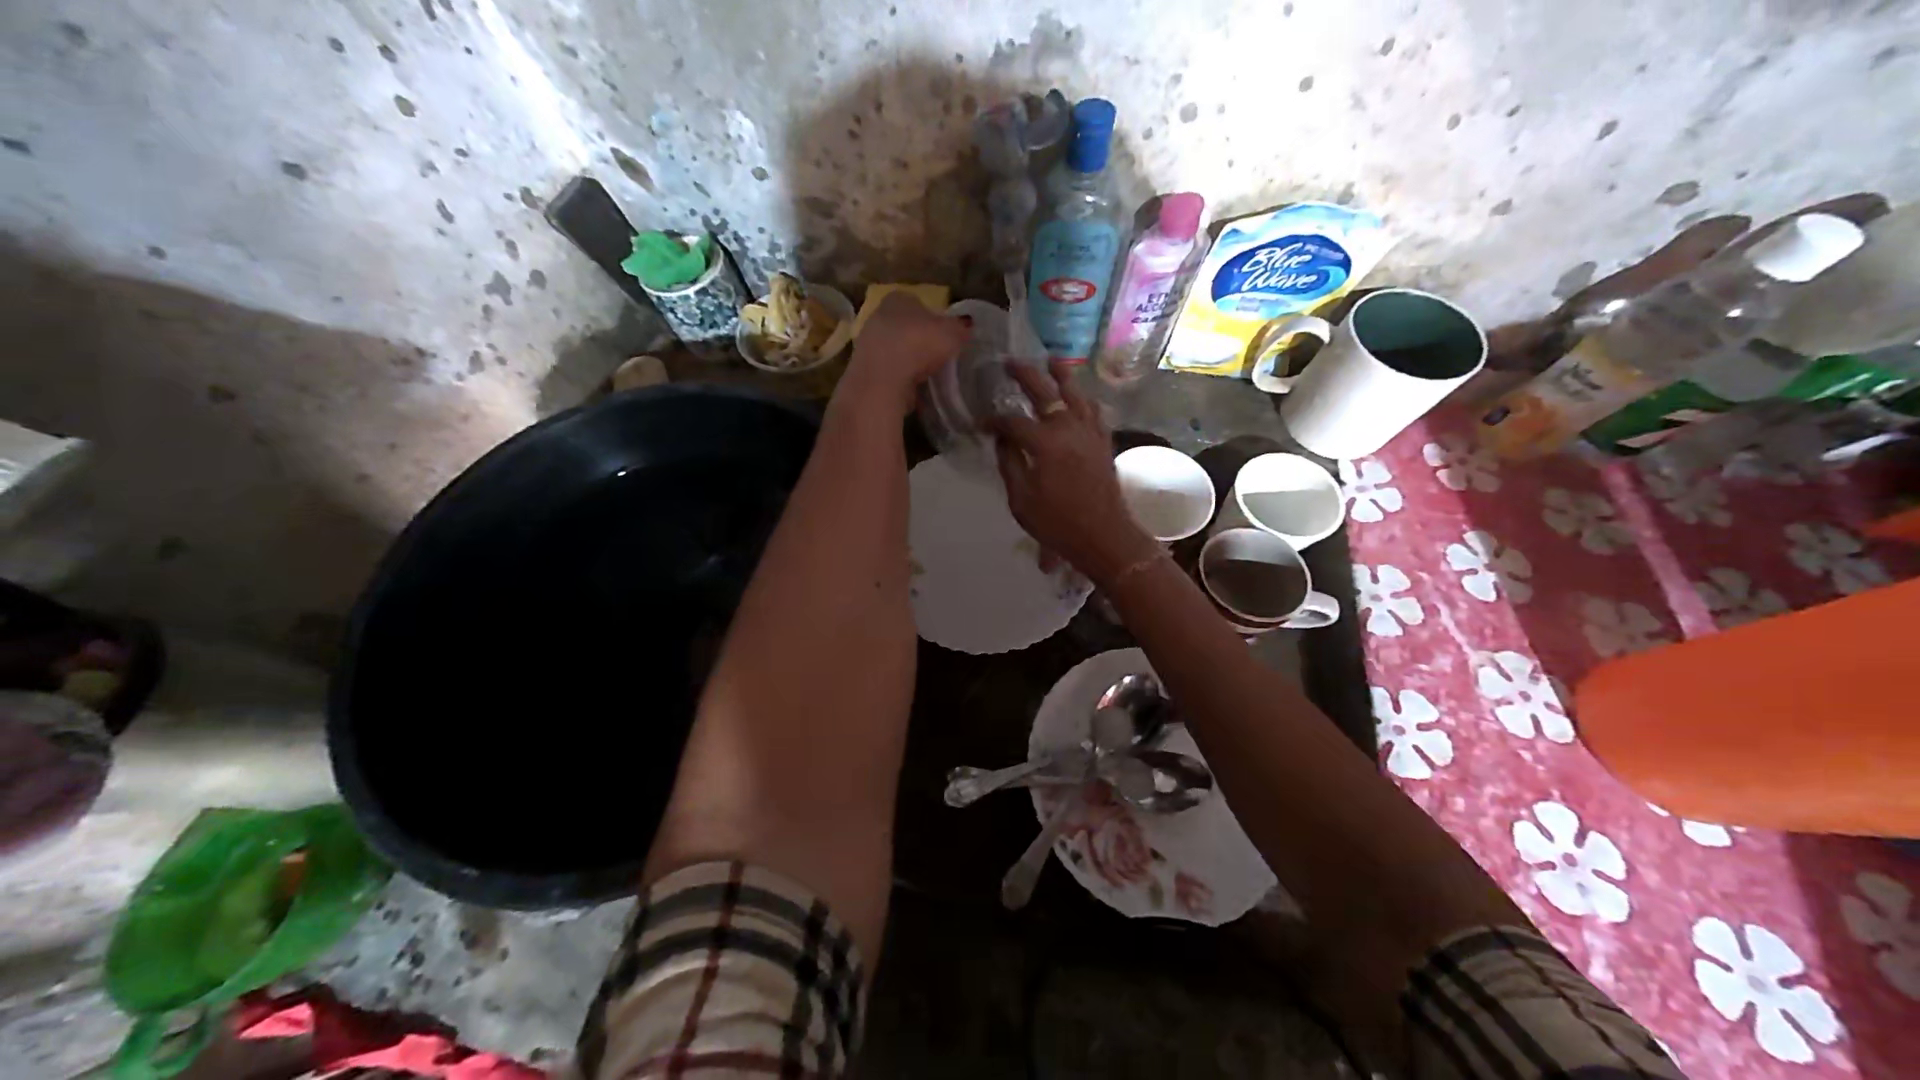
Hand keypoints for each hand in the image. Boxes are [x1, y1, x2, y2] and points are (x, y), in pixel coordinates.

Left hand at [838, 293, 969, 414]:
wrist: (882, 379)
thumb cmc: (919, 344)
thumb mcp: (952, 333)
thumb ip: (960, 327)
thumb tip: (966, 325)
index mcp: (899, 298)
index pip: (918, 304)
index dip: (933, 319)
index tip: (944, 336)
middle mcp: (878, 315)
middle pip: (904, 327)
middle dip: (919, 341)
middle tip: (937, 357)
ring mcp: (867, 343)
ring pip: (895, 351)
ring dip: (908, 362)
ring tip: (926, 377)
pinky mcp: (863, 369)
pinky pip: (888, 372)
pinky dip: (898, 380)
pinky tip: (911, 391)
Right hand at [990, 361, 1160, 584]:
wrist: (1105, 537)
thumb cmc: (1058, 524)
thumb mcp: (1021, 500)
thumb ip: (1010, 464)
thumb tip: (1002, 439)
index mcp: (1044, 443)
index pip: (1013, 422)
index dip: (994, 421)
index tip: (982, 423)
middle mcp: (1068, 429)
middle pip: (1045, 393)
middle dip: (1026, 376)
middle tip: (1011, 362)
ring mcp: (1090, 433)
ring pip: (1076, 395)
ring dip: (1062, 376)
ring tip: (1053, 360)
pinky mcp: (1103, 443)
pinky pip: (1093, 412)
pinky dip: (1083, 400)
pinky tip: (1079, 397)